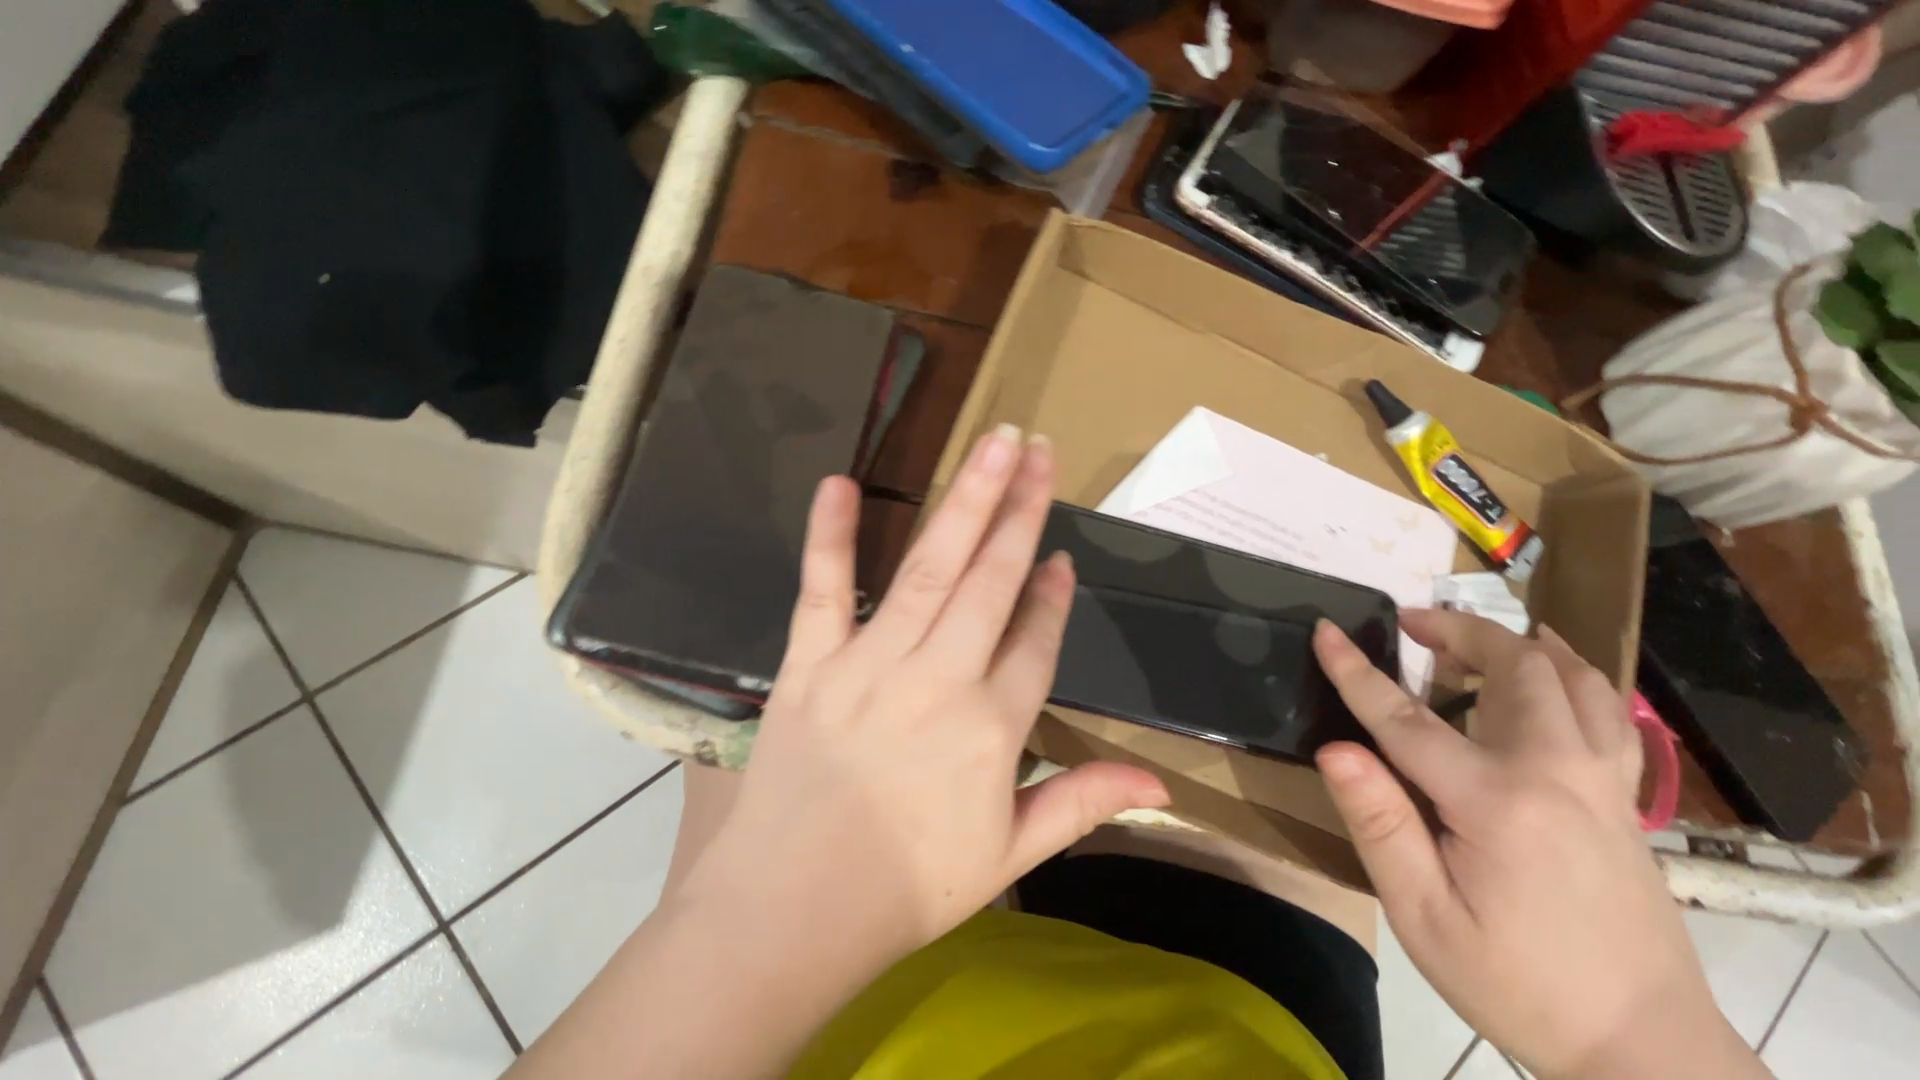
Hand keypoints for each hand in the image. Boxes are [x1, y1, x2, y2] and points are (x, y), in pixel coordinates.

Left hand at [680, 425, 1169, 959]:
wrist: (792, 912)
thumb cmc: (906, 889)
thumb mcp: (1009, 856)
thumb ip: (1081, 804)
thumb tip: (1162, 783)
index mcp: (992, 728)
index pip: (1035, 641)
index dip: (1052, 595)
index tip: (1062, 554)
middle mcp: (939, 680)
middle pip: (992, 582)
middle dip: (1021, 511)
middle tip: (1040, 449)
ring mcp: (870, 665)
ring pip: (930, 569)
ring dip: (965, 501)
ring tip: (994, 444)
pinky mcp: (809, 664)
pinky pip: (823, 590)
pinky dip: (833, 535)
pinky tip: (842, 483)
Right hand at [1312, 611, 1752, 1079]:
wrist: (1642, 1042)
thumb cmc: (1515, 982)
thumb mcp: (1423, 915)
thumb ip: (1379, 824)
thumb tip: (1336, 749)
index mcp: (1496, 801)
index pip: (1407, 718)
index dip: (1357, 672)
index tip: (1324, 630)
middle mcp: (1555, 771)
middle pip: (1513, 668)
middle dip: (1456, 632)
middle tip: (1408, 624)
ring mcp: (1601, 780)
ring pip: (1572, 677)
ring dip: (1517, 643)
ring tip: (1471, 640)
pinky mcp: (1623, 797)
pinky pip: (1607, 709)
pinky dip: (1574, 673)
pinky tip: (1553, 671)